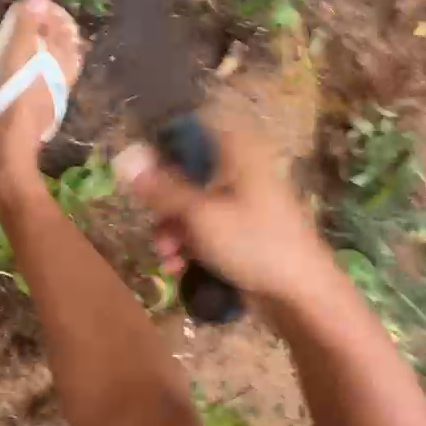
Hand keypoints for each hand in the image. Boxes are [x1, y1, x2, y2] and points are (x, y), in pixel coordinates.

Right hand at [114, 125, 331, 301]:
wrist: (301, 295)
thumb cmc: (254, 244)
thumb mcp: (200, 215)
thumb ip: (161, 189)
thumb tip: (125, 160)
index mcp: (238, 153)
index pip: (194, 130)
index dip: (164, 146)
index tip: (140, 170)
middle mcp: (240, 171)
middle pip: (187, 173)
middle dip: (163, 203)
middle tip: (154, 222)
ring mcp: (242, 204)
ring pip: (191, 206)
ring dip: (172, 230)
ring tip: (167, 255)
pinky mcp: (242, 233)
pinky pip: (204, 230)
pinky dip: (188, 245)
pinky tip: (178, 266)